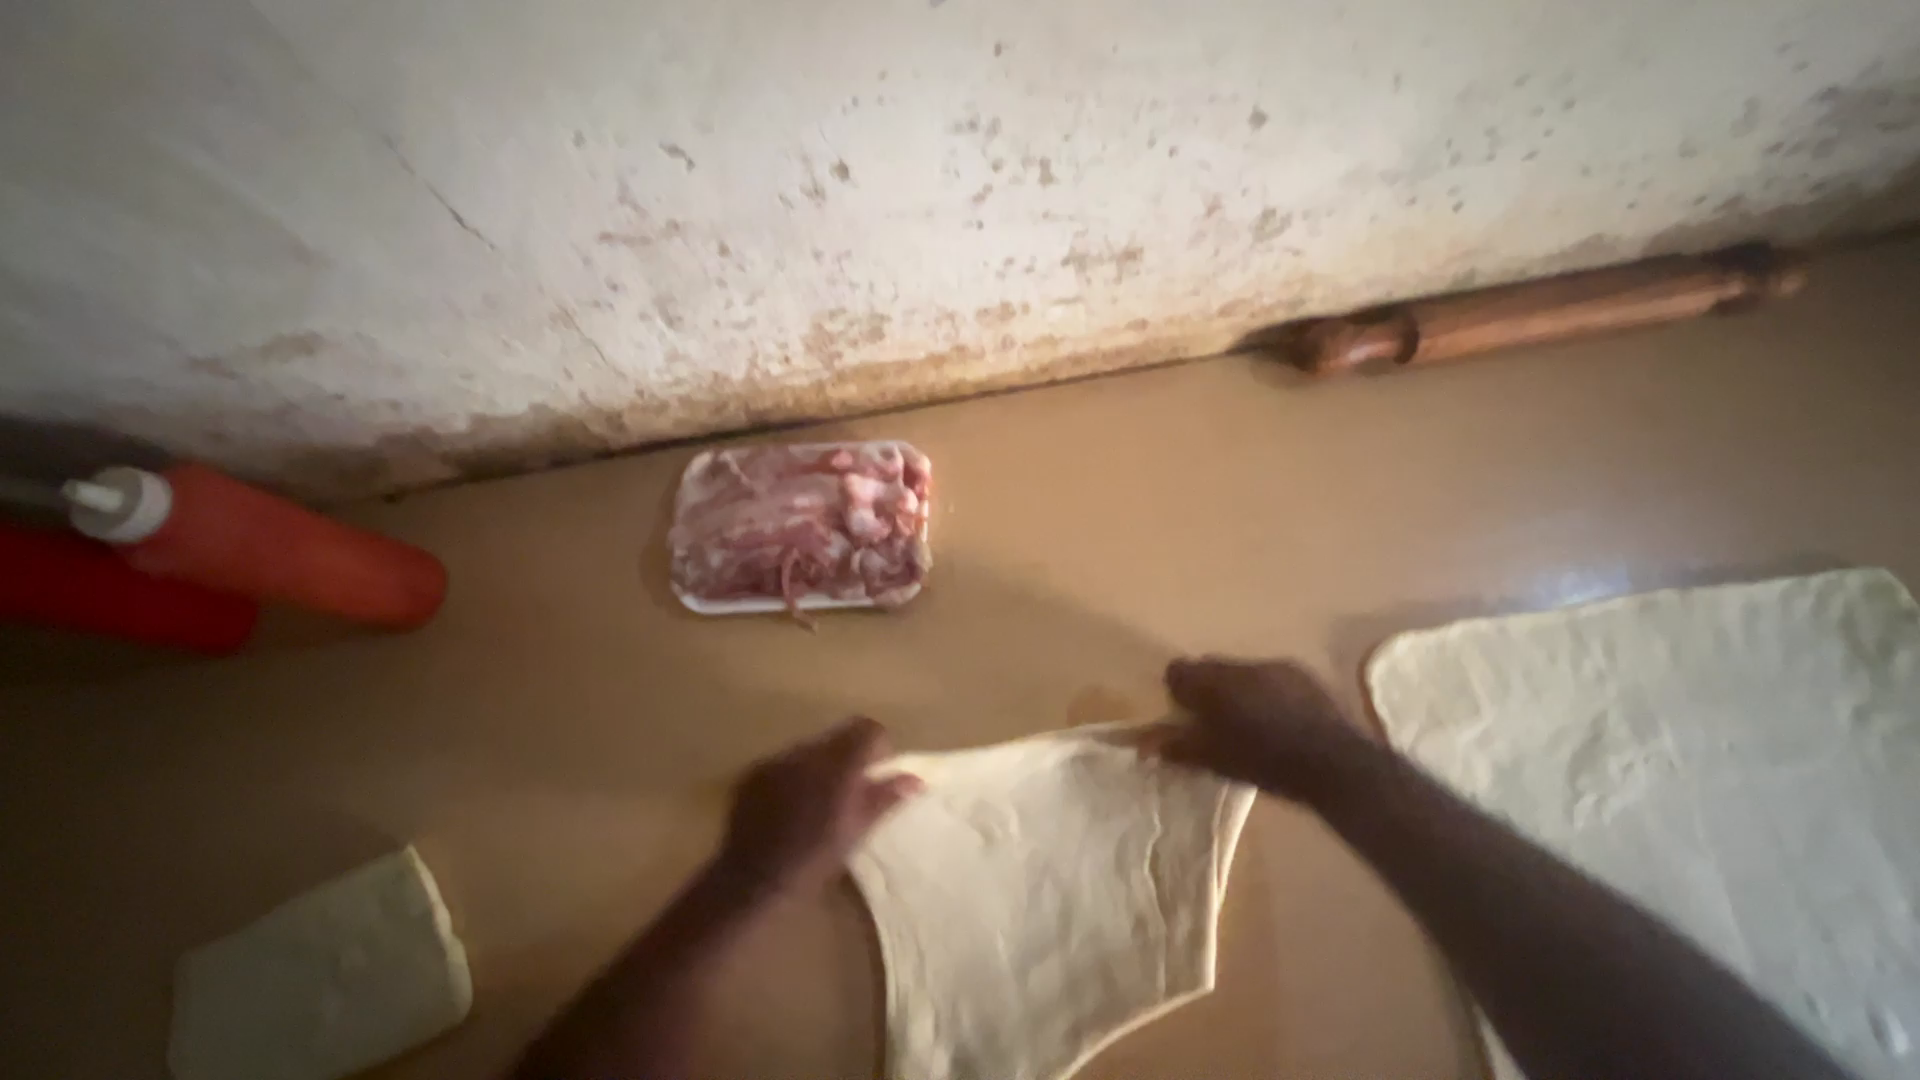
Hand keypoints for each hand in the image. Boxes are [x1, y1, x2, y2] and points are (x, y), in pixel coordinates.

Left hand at [717, 717, 922, 896]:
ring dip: (821, 765)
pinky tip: (790, 807)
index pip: (868, 728)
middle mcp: (807, 751)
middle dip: (849, 755)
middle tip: (850, 790)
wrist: (754, 880)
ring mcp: (777, 759)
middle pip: (838, 735)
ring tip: (818, 802)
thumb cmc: (814, 859)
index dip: (878, 746)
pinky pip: (784, 762)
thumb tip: (915, 779)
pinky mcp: (755, 771)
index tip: (877, 772)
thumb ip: (885, 797)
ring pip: (810, 748)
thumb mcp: (857, 830)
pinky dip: (794, 776)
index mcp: (838, 764)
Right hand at [1154, 657, 1378, 801]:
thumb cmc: (1265, 762)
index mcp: (1214, 682)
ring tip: (1249, 721)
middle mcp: (1241, 665)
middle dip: (1207, 688)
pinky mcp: (1303, 674)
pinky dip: (1266, 691)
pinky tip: (1278, 718)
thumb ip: (1175, 745)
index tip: (1184, 715)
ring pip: (1242, 671)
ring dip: (1238, 689)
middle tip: (1214, 720)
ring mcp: (1275, 666)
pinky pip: (1270, 676)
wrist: (1334, 764)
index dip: (1177, 691)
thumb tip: (1141, 742)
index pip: (1178, 670)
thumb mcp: (1214, 759)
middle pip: (1210, 667)